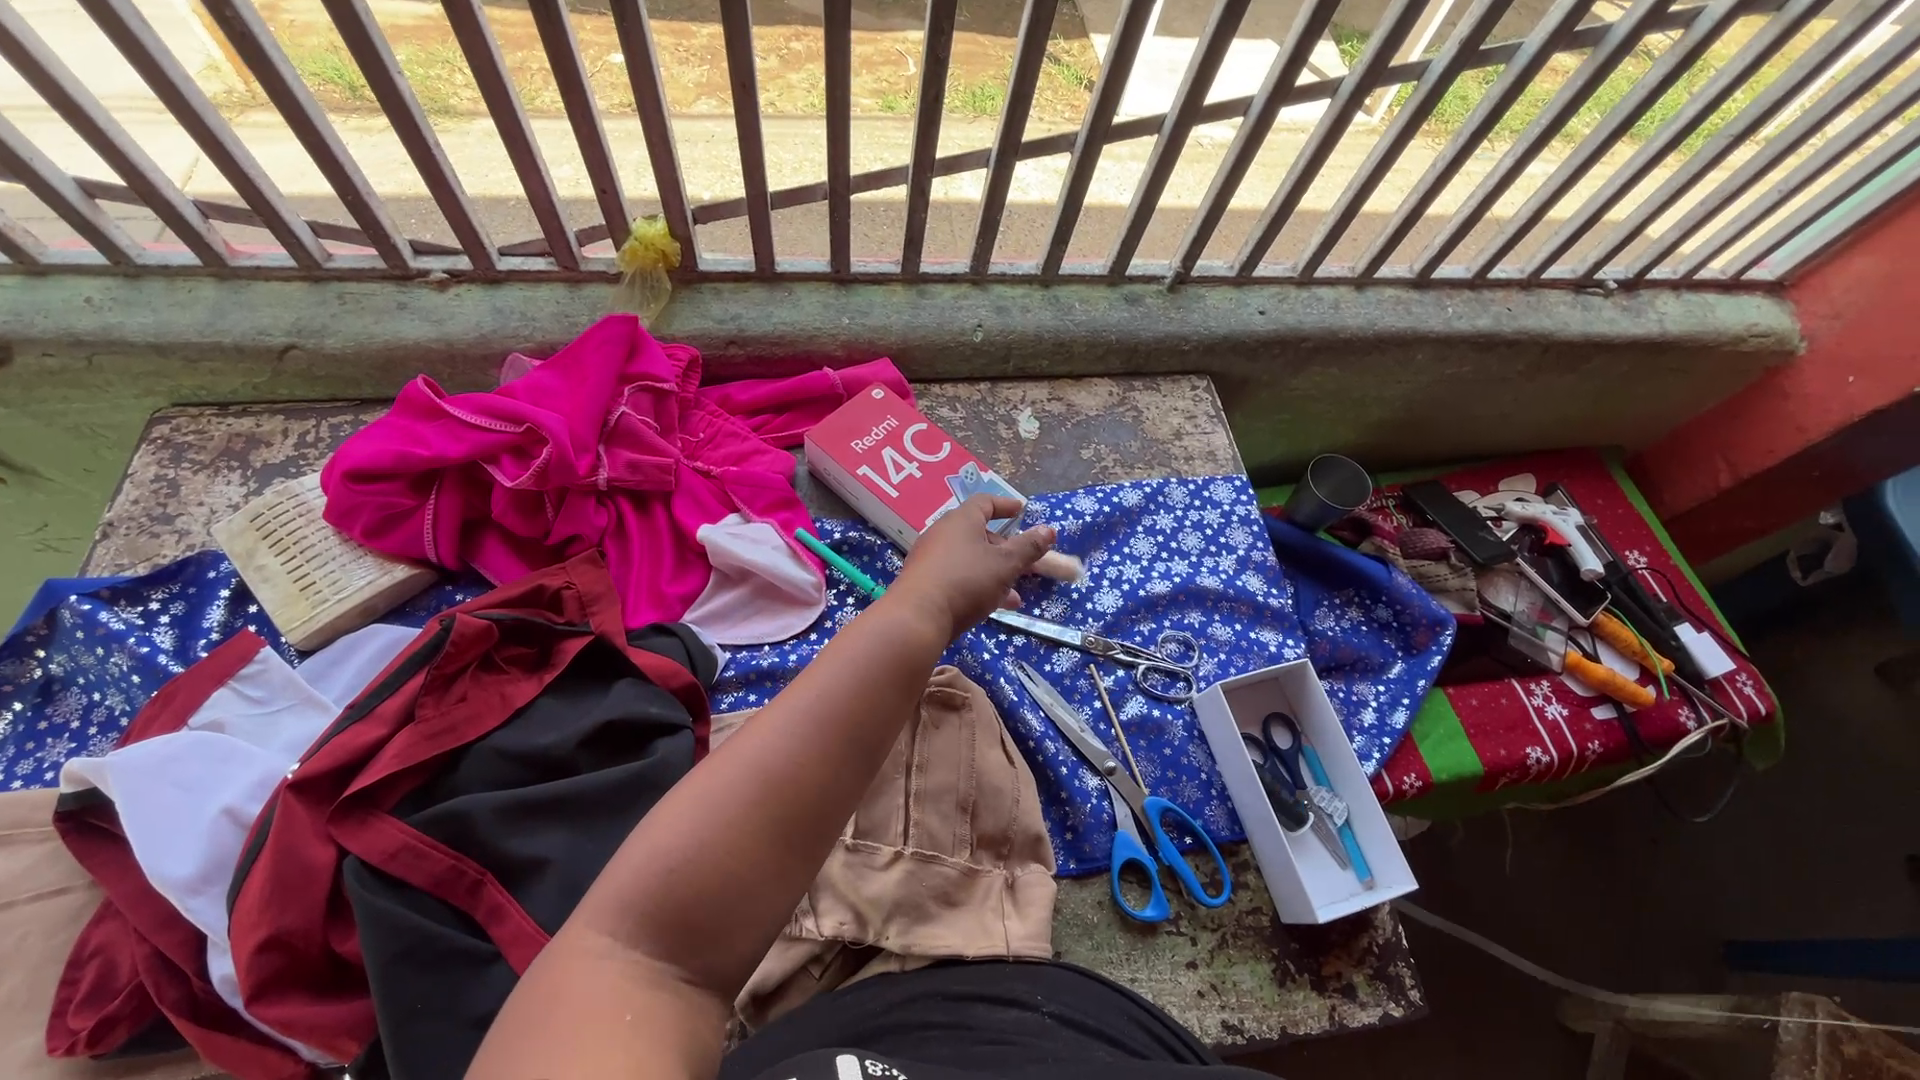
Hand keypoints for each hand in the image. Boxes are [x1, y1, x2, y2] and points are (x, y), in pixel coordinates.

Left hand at [886, 495, 1056, 640]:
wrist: (916, 618)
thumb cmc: (965, 581)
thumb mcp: (1005, 564)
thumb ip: (1028, 547)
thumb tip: (1048, 530)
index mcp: (961, 521)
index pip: (984, 503)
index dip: (1005, 505)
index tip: (1021, 511)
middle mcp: (942, 534)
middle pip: (979, 534)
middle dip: (1005, 549)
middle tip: (1025, 561)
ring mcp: (930, 559)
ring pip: (970, 560)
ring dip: (995, 573)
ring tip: (1016, 594)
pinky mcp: (924, 583)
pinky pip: (958, 577)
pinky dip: (978, 585)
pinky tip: (995, 606)